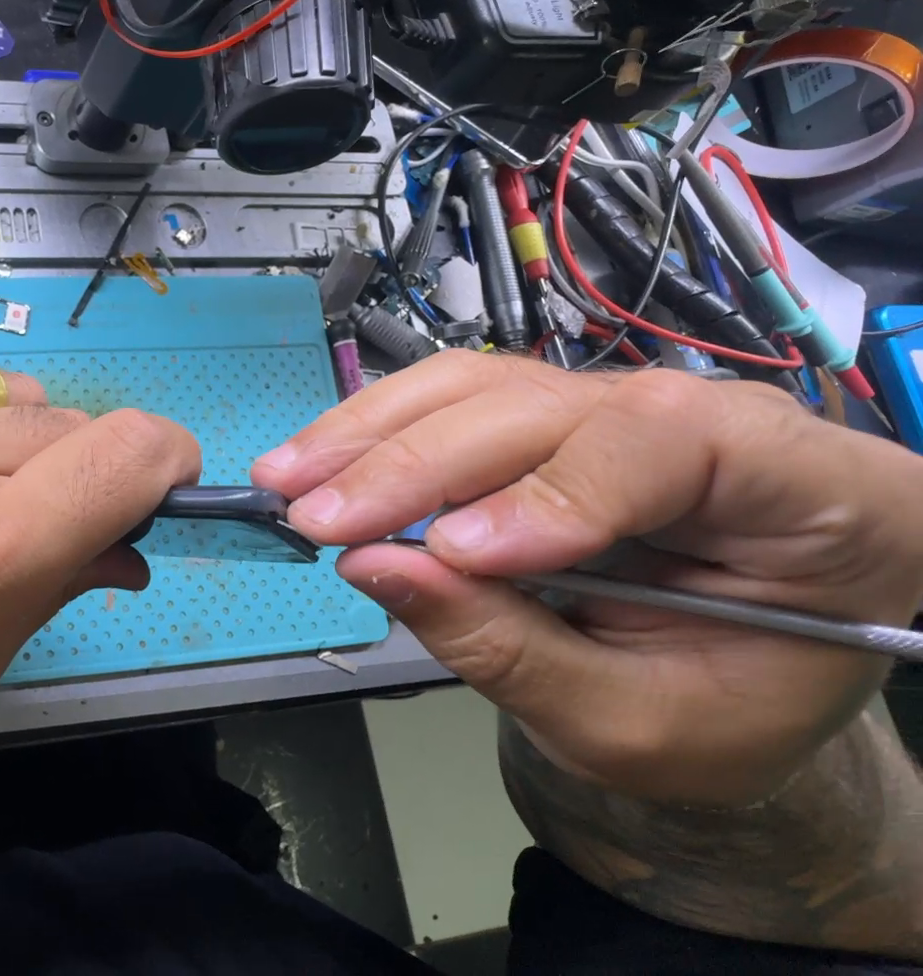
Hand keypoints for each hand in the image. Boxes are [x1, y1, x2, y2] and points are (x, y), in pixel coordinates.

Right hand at [251, 351, 922, 806]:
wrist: (709, 697)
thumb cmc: (708, 722)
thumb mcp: (624, 724)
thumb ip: (505, 647)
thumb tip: (374, 568)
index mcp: (823, 501)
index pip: (675, 445)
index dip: (557, 489)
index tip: (455, 553)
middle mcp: (720, 427)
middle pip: (546, 405)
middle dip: (419, 464)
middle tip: (316, 520)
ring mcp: (620, 412)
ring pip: (479, 385)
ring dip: (370, 433)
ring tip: (288, 481)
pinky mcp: (544, 422)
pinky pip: (449, 401)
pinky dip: (372, 432)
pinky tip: (317, 462)